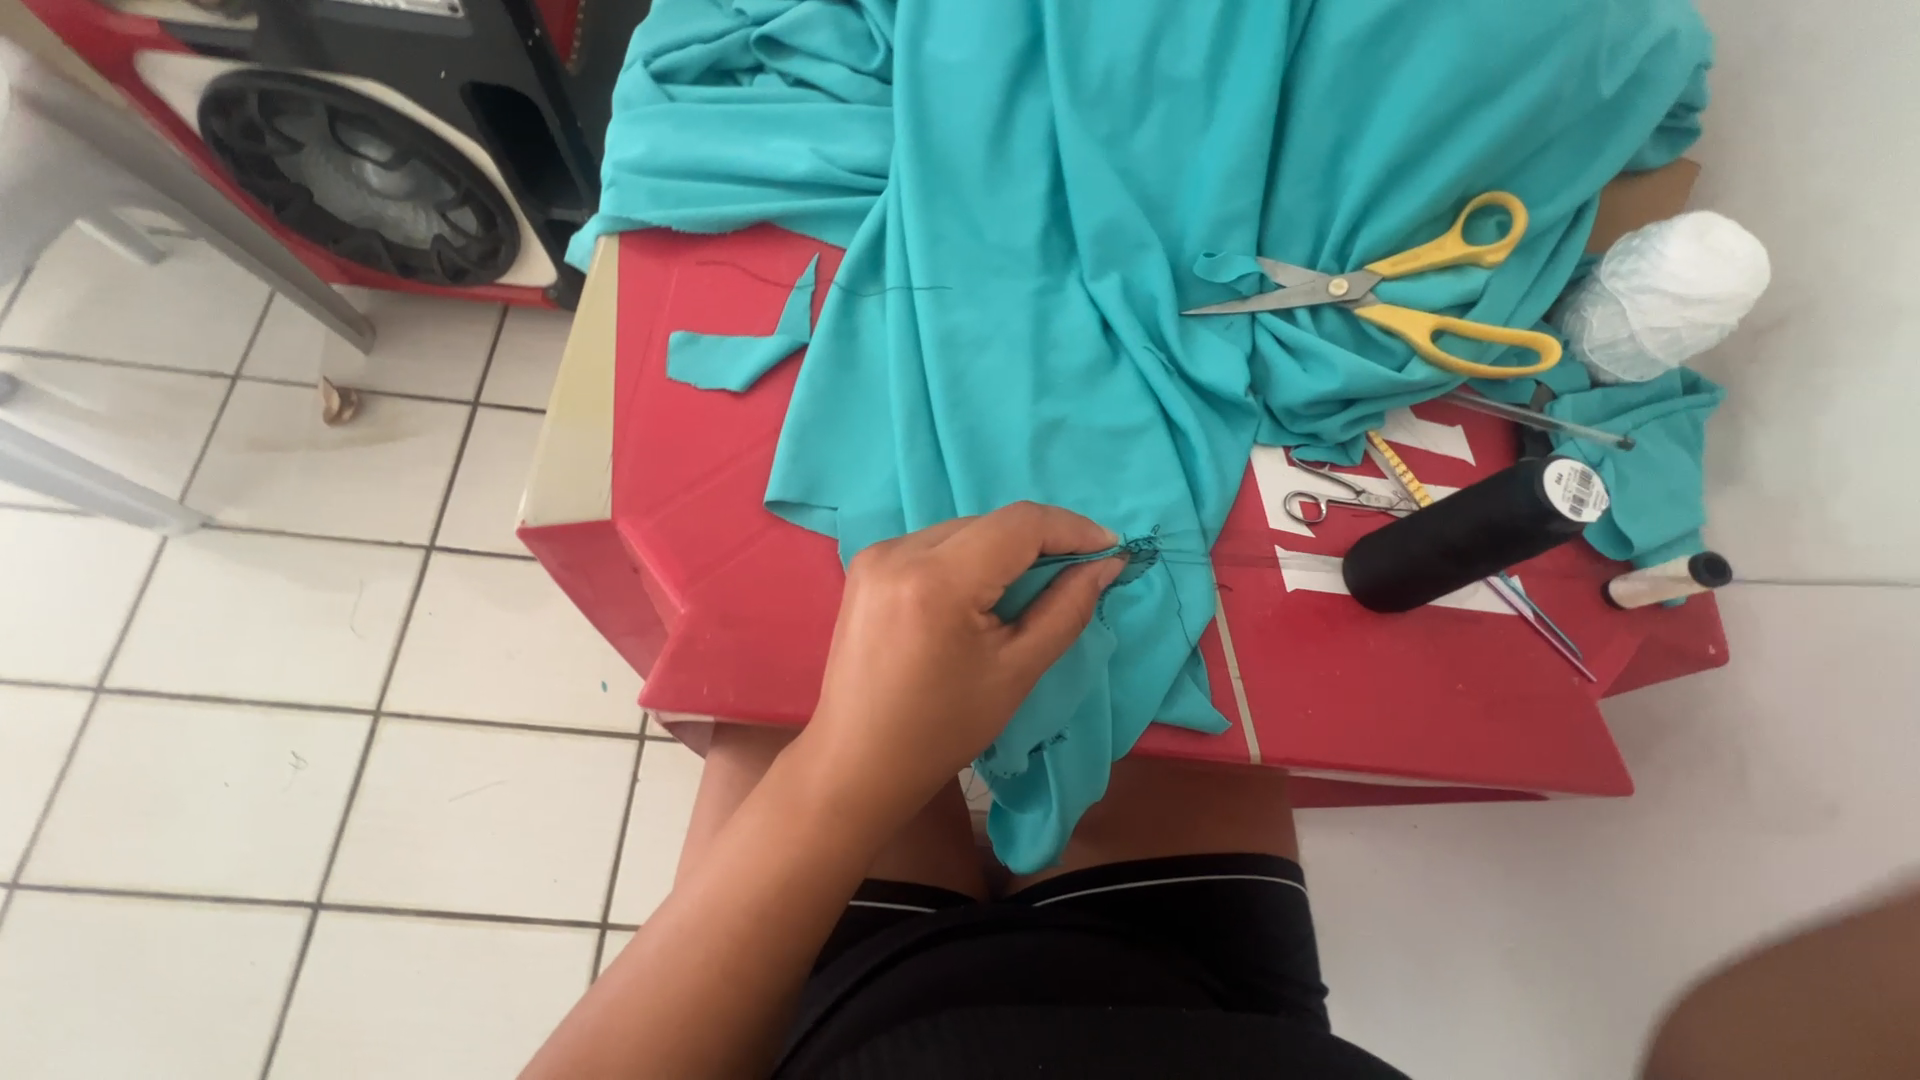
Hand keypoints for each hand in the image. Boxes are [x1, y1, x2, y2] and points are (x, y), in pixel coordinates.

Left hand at [796, 502, 1126, 825]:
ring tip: (1026, 593)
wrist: (858, 760)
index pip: (1018, 524)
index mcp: (936, 580)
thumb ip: (1066, 608)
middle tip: (1076, 575)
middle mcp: (899, 551)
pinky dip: (968, 559)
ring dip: (1003, 551)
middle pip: (990, 523)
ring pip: (963, 531)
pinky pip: (933, 545)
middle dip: (1040, 543)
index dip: (1071, 529)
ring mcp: (875, 555)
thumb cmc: (943, 728)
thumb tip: (1105, 563)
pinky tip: (978, 597)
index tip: (1110, 548)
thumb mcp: (1017, 671)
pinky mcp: (865, 566)